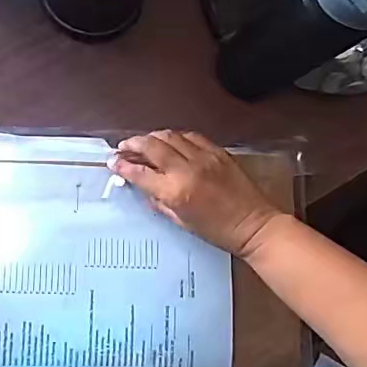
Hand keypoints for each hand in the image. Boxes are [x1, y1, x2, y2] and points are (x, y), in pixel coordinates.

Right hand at [109, 131, 284, 258]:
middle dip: (133, 144)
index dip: (122, 165)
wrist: (254, 225)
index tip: (112, 161)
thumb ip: (159, 201)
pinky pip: (190, 136)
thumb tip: (144, 186)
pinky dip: (176, 137)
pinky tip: (171, 142)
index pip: (140, 172)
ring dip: (152, 137)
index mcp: (176, 192)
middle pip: (151, 146)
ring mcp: (203, 157)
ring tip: (144, 143)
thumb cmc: (216, 230)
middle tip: (123, 147)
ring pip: (169, 136)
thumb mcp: (180, 221)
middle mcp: (187, 170)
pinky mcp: (217, 152)